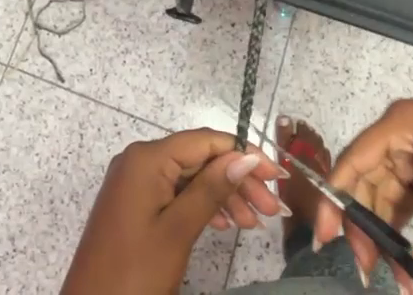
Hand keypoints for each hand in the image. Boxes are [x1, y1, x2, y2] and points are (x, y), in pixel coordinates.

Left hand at [61, 128, 285, 294]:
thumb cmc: (134, 271)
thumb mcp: (178, 230)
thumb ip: (212, 189)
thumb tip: (247, 155)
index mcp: (147, 158)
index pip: (205, 141)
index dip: (244, 154)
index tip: (278, 178)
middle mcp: (140, 160)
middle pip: (199, 158)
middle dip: (237, 180)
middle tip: (272, 210)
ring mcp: (135, 182)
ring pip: (190, 177)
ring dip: (224, 195)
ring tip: (254, 223)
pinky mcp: (134, 203)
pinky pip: (176, 193)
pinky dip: (202, 205)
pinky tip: (225, 223)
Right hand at [314, 101, 412, 293]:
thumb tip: (412, 294)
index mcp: (401, 125)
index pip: (353, 161)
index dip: (335, 199)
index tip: (324, 238)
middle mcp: (404, 133)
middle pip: (367, 179)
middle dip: (363, 223)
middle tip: (363, 268)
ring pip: (387, 193)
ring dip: (384, 229)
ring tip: (383, 270)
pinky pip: (409, 199)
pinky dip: (405, 227)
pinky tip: (403, 256)